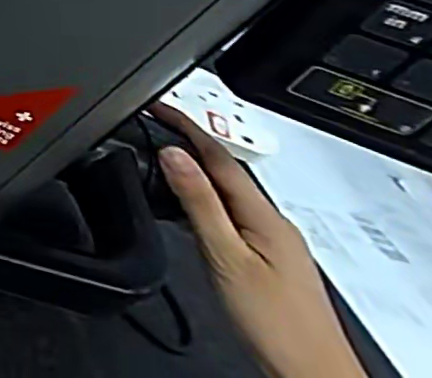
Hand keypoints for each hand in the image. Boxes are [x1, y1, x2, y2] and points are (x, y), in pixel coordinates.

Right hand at [149, 102, 366, 377]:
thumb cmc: (277, 326)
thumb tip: (174, 155)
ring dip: (196, 170)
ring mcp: (275, 243)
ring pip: (229, 192)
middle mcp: (274, 224)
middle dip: (189, 141)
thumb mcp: (226, 258)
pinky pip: (233, 213)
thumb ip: (198, 202)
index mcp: (264, 217)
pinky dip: (206, 198)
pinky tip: (191, 210)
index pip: (219, 155)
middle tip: (155, 124)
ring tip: (164, 159)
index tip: (157, 106)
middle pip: (226, 169)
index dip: (185, 125)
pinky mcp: (271, 260)